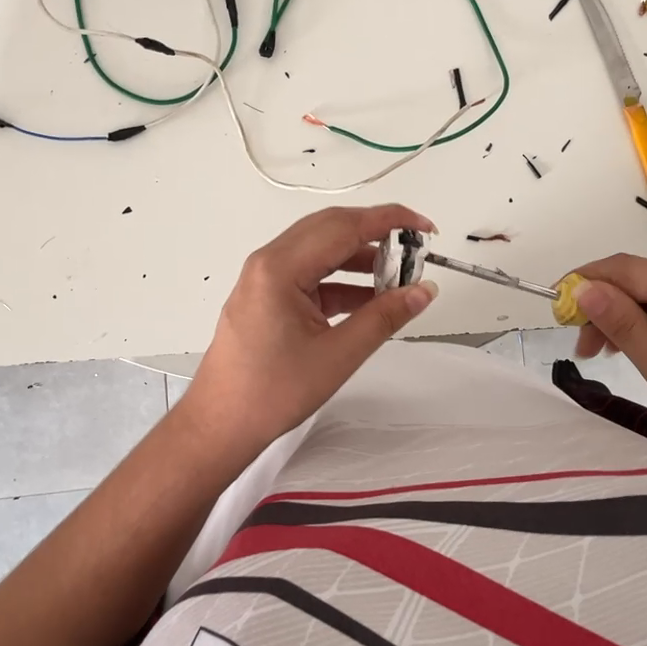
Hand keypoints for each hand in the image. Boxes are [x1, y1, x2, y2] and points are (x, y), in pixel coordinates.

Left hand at [182, 205, 439, 449]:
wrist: (222, 424)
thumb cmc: (271, 392)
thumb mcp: (338, 355)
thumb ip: (384, 317)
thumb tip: (423, 291)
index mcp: (279, 268)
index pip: (343, 227)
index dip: (389, 221)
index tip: (425, 227)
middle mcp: (268, 262)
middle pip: (330, 229)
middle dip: (376, 234)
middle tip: (416, 249)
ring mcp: (265, 278)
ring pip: (321, 250)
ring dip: (360, 258)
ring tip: (399, 276)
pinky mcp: (268, 296)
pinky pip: (311, 274)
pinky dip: (343, 280)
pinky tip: (371, 298)